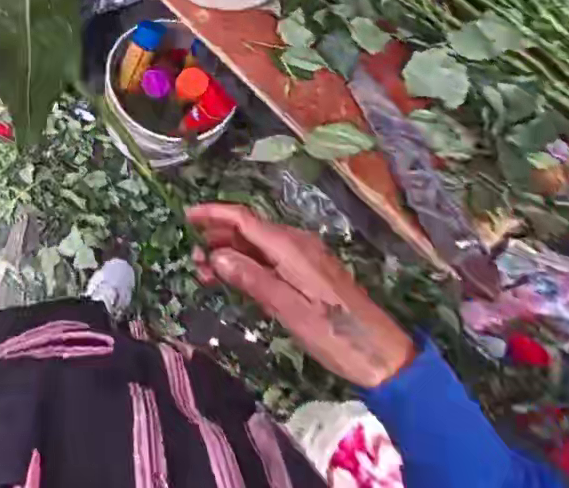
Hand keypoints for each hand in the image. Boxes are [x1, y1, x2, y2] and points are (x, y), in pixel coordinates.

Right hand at [187, 203, 415, 388]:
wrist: (382, 353)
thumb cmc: (335, 334)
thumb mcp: (290, 309)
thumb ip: (253, 279)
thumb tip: (216, 255)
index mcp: (291, 246)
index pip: (244, 219)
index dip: (214, 214)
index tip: (186, 216)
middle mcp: (296, 243)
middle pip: (249, 230)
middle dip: (217, 237)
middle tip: (191, 260)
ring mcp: (303, 257)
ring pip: (257, 245)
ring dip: (230, 253)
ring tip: (205, 273)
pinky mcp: (308, 272)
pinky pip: (270, 258)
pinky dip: (247, 264)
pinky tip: (234, 279)